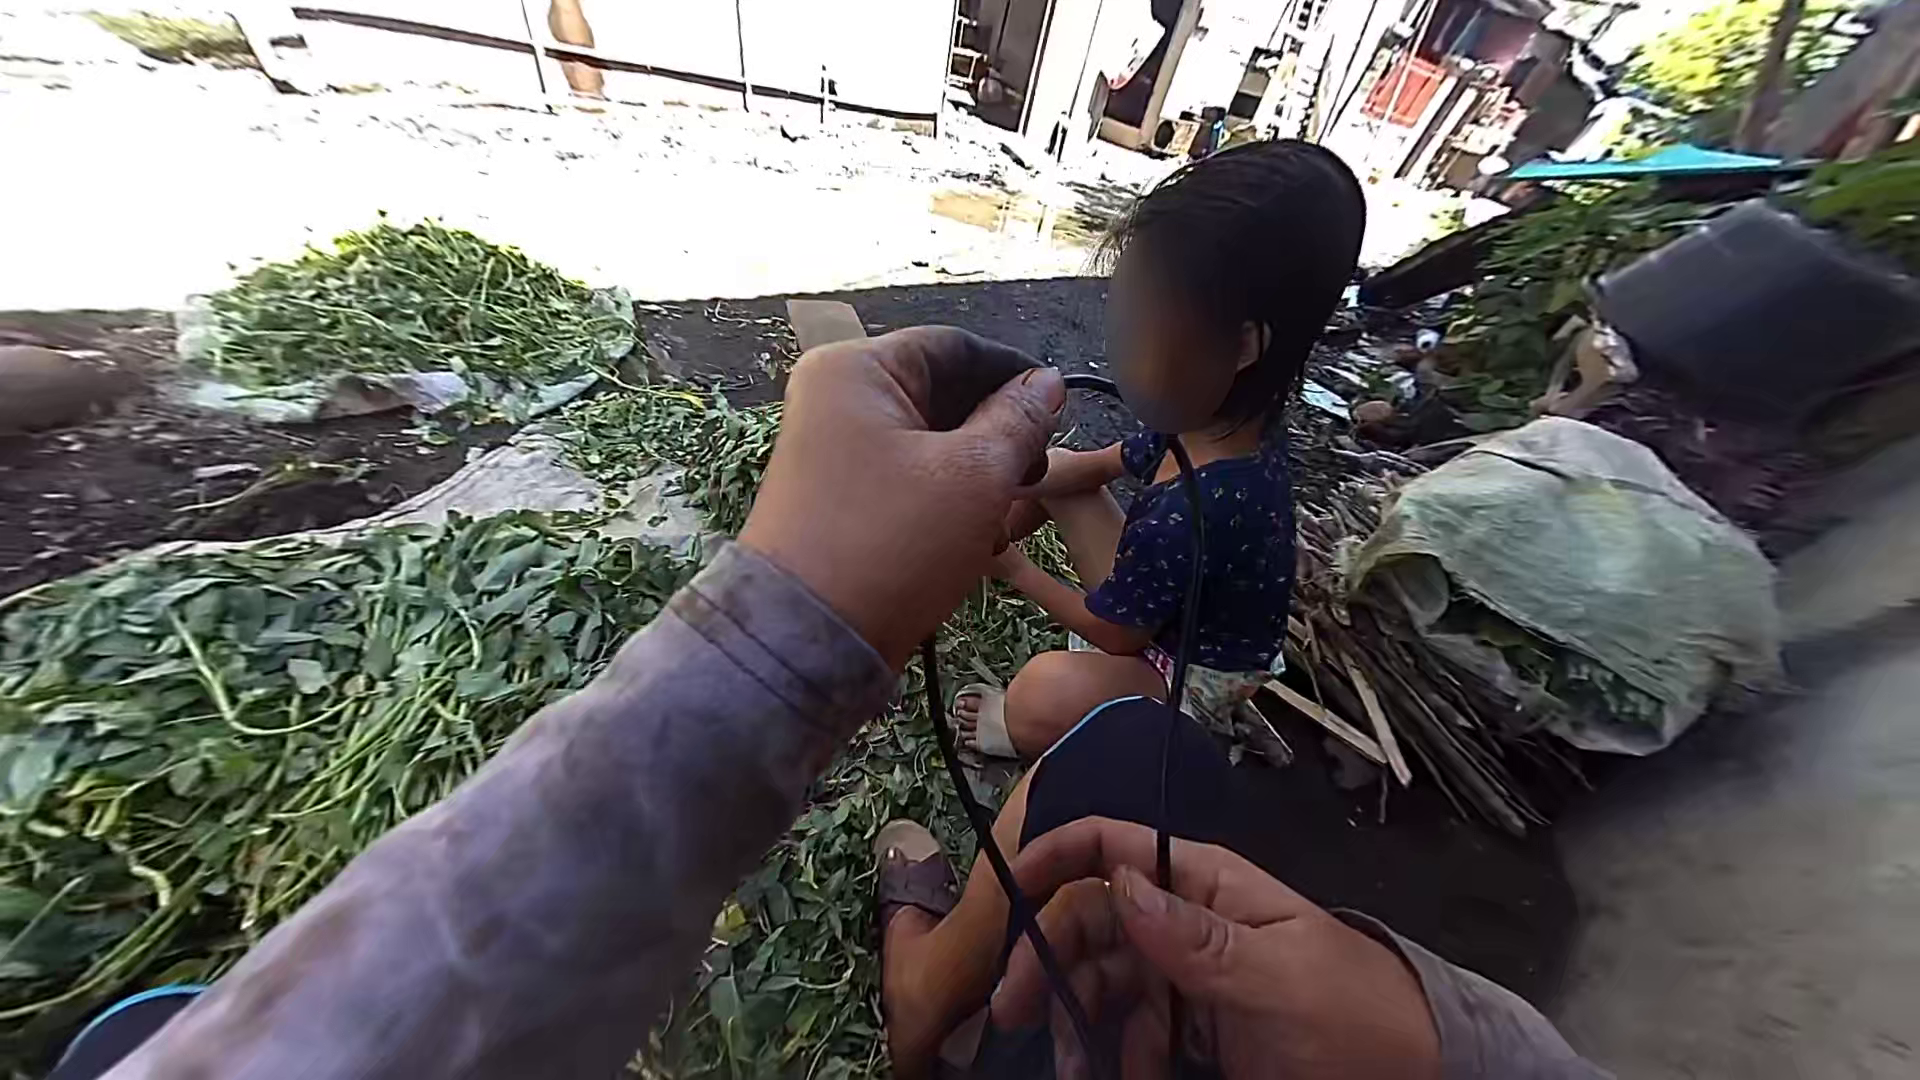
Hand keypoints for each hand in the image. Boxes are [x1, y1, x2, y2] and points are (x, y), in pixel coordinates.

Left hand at [739, 327, 1063, 667]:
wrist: (812, 644)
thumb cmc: (894, 542)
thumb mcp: (973, 474)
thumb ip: (1018, 420)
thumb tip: (1046, 382)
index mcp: (856, 372)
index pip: (954, 348)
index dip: (1013, 374)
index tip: (1057, 410)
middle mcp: (838, 402)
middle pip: (942, 397)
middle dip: (997, 435)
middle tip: (1034, 474)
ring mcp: (837, 453)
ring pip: (931, 446)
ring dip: (978, 476)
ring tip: (1006, 516)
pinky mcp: (845, 499)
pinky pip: (910, 481)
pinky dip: (948, 501)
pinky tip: (977, 538)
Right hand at [992, 818, 1441, 1079]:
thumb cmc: (1354, 1018)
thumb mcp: (1281, 977)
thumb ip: (1199, 936)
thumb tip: (1119, 883)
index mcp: (1198, 883)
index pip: (1116, 846)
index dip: (1060, 851)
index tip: (1014, 882)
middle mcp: (1177, 918)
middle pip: (1093, 916)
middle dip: (1049, 953)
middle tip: (1014, 1008)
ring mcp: (1179, 972)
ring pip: (1101, 975)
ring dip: (1073, 1013)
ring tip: (1068, 1067)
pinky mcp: (1184, 1024)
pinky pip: (1127, 1025)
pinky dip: (1111, 1053)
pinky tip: (1116, 1078)